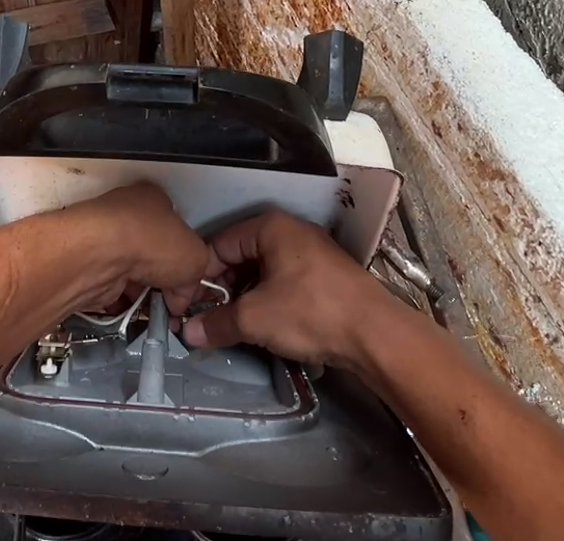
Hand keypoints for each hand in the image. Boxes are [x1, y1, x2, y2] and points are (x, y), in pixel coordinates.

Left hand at [53, 183, 211, 313]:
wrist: (98, 256)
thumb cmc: (142, 238)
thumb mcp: (195, 256)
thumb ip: (197, 272)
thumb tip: (184, 291)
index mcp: (153, 199)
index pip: (176, 229)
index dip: (185, 256)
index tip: (190, 279)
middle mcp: (126, 216)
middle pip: (153, 253)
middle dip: (164, 278)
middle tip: (173, 297)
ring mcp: (105, 241)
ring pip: (131, 273)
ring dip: (143, 293)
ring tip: (153, 308)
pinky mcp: (90, 267)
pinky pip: (111, 290)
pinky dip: (122, 303)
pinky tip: (132, 309)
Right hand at [180, 210, 399, 370]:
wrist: (376, 335)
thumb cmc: (311, 312)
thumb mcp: (255, 318)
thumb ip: (217, 322)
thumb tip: (188, 332)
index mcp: (270, 226)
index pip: (219, 243)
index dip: (200, 274)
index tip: (187, 302)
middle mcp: (290, 230)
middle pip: (241, 255)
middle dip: (223, 287)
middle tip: (208, 316)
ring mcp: (310, 251)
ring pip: (263, 270)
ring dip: (245, 296)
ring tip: (233, 324)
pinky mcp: (325, 275)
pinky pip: (284, 280)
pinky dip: (268, 299)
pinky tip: (264, 324)